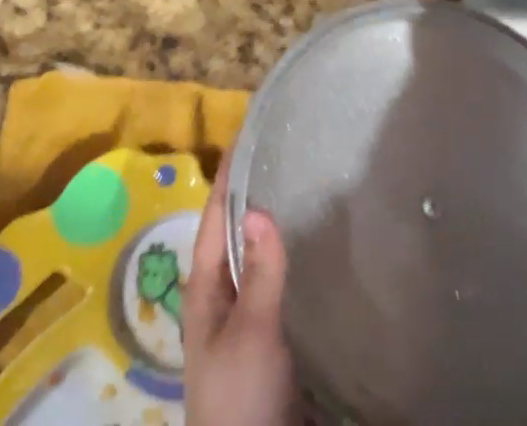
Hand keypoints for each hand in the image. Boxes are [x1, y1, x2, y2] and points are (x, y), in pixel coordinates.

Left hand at [185, 159, 297, 425]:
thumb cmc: (240, 392)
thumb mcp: (250, 330)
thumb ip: (258, 273)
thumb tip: (259, 207)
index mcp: (205, 286)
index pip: (215, 217)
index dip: (227, 177)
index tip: (247, 134)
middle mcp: (222, 294)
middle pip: (237, 234)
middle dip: (256, 194)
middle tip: (289, 153)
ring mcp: (247, 318)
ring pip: (259, 260)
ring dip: (277, 227)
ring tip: (309, 189)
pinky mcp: (272, 338)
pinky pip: (281, 286)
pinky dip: (294, 261)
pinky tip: (321, 251)